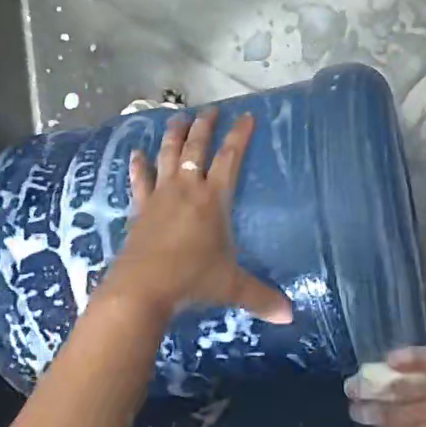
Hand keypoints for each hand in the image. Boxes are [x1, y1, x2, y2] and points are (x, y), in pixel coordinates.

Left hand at [99, 108, 293, 323]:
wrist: (143, 287)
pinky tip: (135, 154)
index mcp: (213, 199)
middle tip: (210, 110)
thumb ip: (260, 297)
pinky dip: (138, 167)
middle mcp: (186, 189)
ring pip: (166, 156)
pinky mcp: (140, 210)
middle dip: (205, 127)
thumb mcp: (231, 287)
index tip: (247, 116)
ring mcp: (160, 197)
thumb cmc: (192, 280)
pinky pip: (140, 182)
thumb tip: (290, 316)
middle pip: (195, 149)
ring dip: (173, 135)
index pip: (230, 158)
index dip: (240, 136)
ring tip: (177, 118)